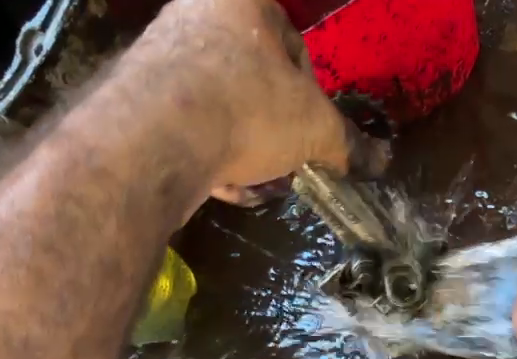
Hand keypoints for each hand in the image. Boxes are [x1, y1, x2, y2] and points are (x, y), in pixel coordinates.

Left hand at [125, 0, 385, 198]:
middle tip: (283, 161)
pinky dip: (207, 155)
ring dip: (242, 148)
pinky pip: (187, 128)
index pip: (293, 45)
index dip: (309, 96)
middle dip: (272, 129)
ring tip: (251, 179)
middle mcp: (195, 15)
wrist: (156, 138)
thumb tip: (380, 160)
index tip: (310, 132)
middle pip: (252, 81)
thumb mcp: (314, 129)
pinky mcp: (136, 99)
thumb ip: (347, 143)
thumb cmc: (248, 109)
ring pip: (220, 109)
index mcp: (242, 2)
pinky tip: (218, 182)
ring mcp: (160, 56)